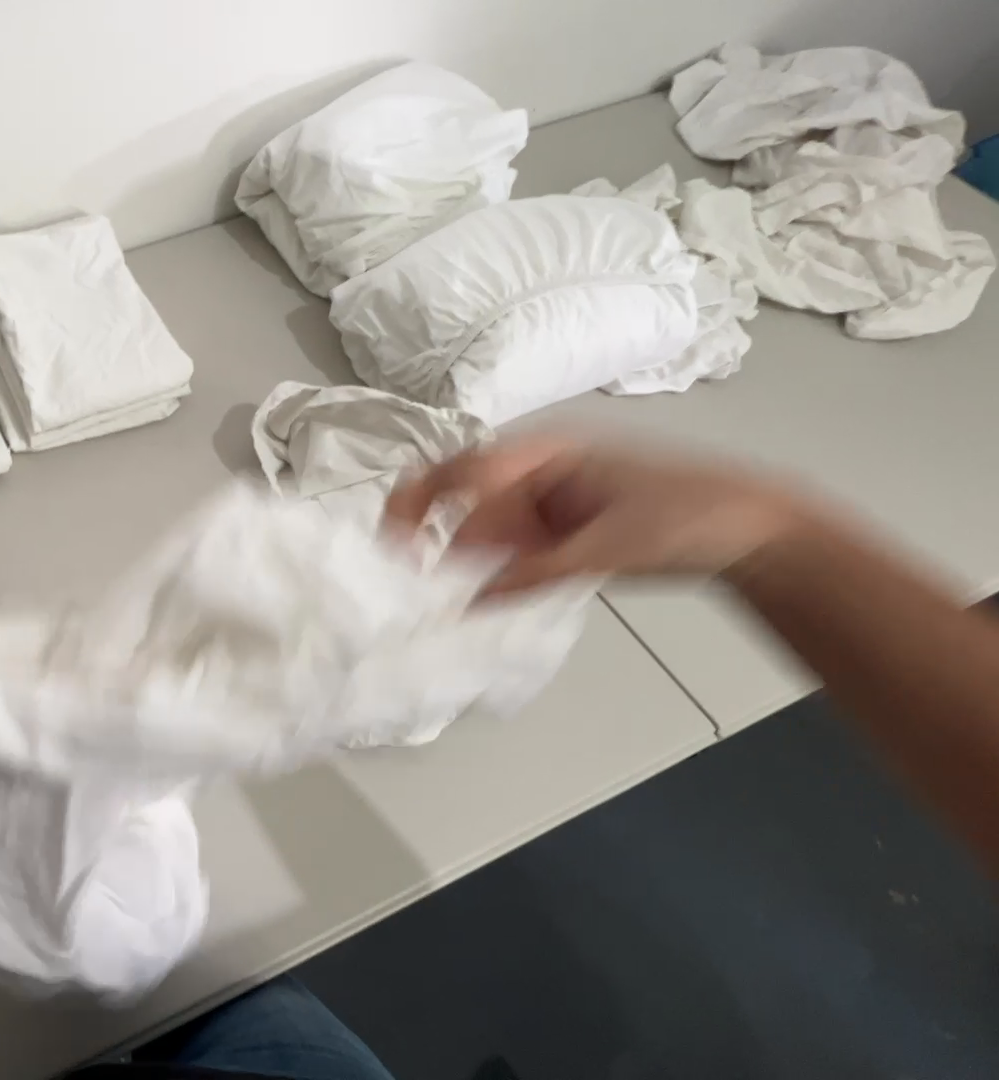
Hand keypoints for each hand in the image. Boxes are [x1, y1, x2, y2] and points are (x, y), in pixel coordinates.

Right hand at [384, 437, 809, 597]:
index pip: (460, 471)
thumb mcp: (607, 548)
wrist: (753, 530)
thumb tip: (465, 605)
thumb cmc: (687, 517)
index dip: (419, 502)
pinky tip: (479, 589)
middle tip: (407, 569)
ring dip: (453, 552)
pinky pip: (497, 542)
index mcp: (542, 454)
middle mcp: (529, 469)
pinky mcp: (547, 525)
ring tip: (443, 587)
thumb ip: (533, 574)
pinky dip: (481, 565)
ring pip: (472, 521)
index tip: (394, 542)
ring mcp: (538, 497)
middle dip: (426, 527)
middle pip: (455, 492)